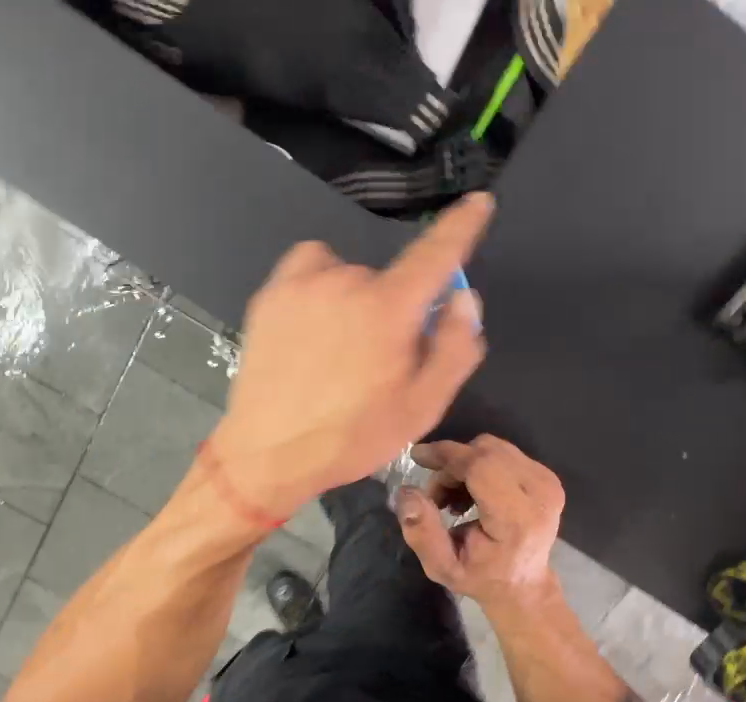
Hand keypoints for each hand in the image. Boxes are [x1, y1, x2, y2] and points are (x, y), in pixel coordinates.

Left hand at [206, 193, 494, 519]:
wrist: (268, 455)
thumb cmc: (350, 438)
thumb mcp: (421, 408)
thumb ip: (454, 348)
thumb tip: (465, 298)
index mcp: (389, 309)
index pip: (437, 252)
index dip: (462, 225)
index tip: (477, 203)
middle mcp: (346, 282)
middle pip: (390, 281)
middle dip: (396, 311)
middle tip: (378, 363)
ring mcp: (302, 284)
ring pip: (349, 276)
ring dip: (356, 301)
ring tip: (338, 352)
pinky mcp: (270, 295)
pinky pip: (310, 268)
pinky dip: (321, 286)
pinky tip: (314, 325)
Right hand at [396, 435, 565, 610]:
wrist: (523, 584)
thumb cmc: (481, 578)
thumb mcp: (442, 567)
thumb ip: (422, 533)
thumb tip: (406, 493)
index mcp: (517, 518)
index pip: (482, 466)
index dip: (448, 455)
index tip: (417, 458)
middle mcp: (540, 493)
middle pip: (486, 452)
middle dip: (452, 465)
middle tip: (436, 498)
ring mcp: (547, 482)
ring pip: (494, 449)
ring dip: (464, 466)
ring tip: (453, 500)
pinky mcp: (546, 476)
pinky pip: (503, 454)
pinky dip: (479, 467)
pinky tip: (471, 494)